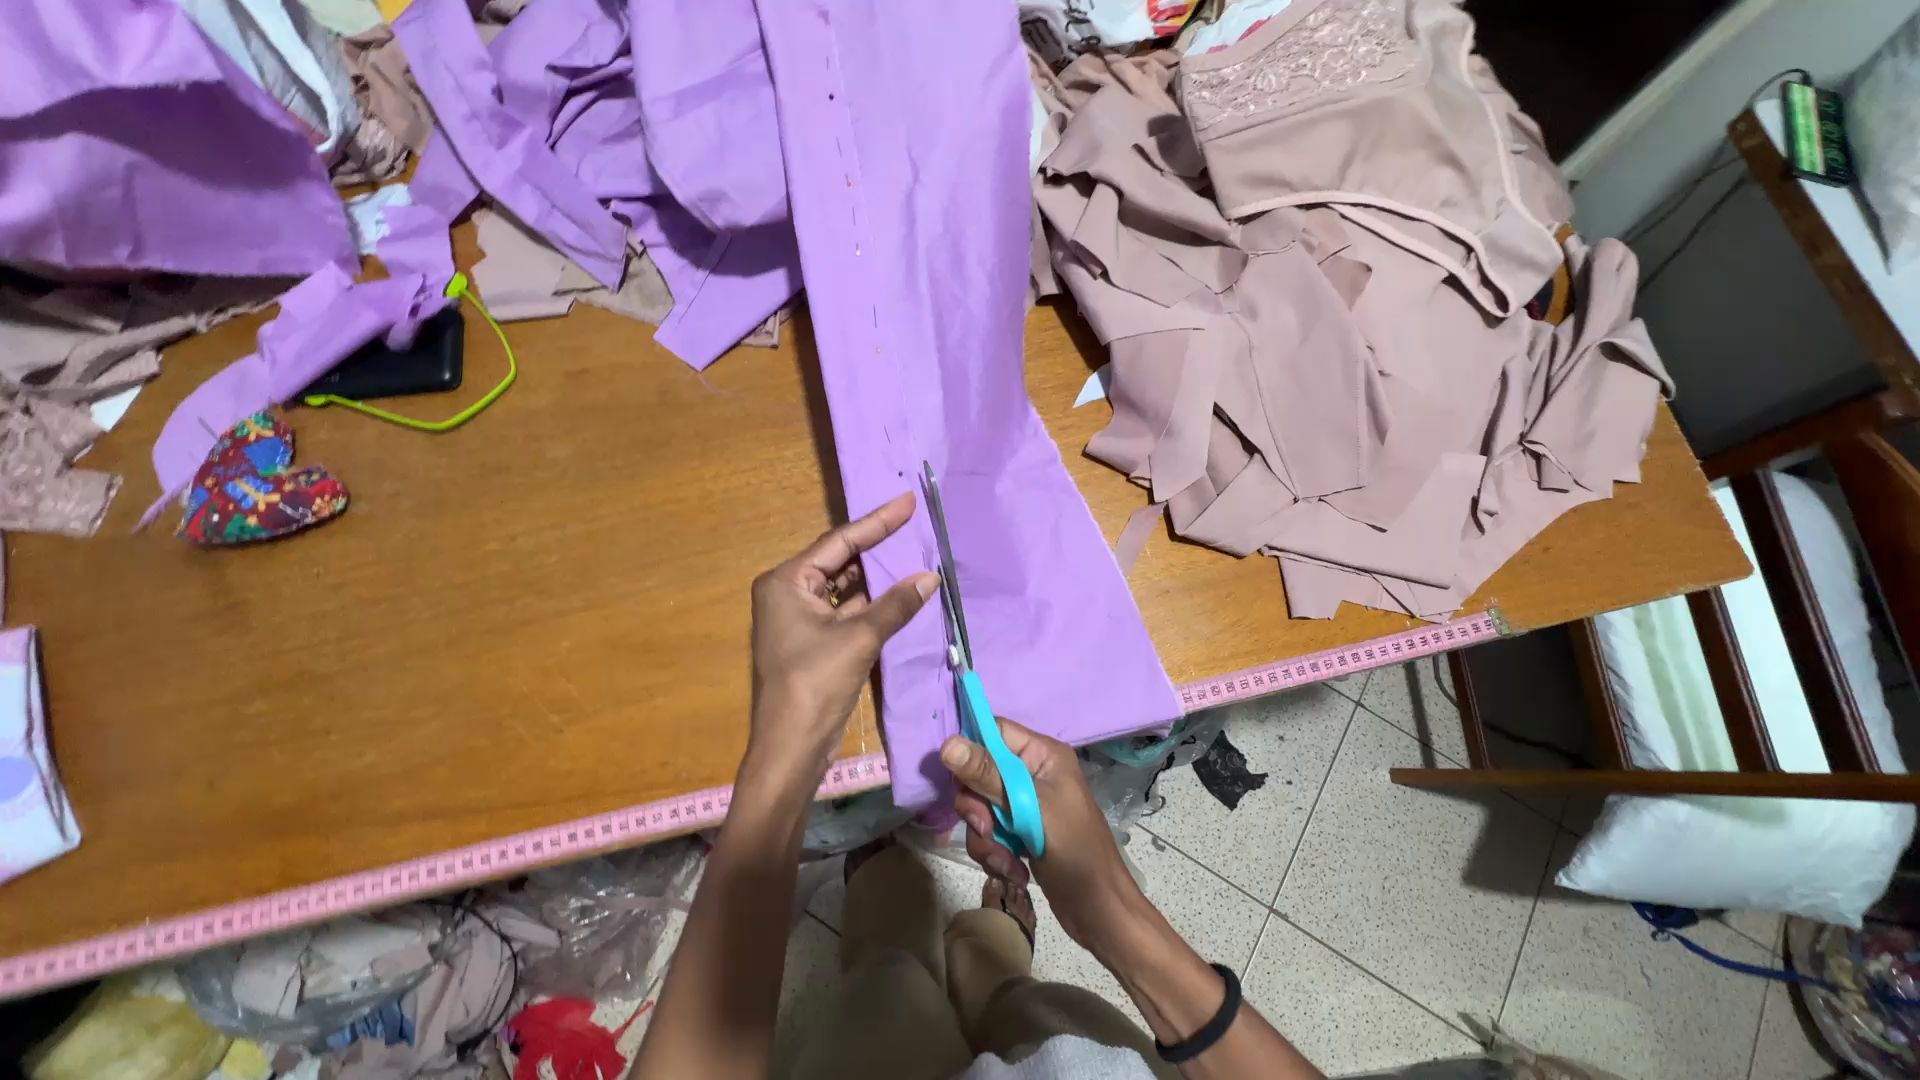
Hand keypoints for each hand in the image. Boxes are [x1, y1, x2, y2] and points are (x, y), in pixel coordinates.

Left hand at [748, 492, 939, 787]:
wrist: (791, 747)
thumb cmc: (815, 684)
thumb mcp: (859, 638)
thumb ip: (896, 604)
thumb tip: (930, 576)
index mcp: (786, 581)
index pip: (839, 541)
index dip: (877, 521)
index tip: (908, 501)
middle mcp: (787, 593)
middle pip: (839, 560)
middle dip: (877, 547)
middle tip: (914, 525)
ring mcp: (798, 620)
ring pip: (844, 587)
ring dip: (876, 577)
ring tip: (913, 554)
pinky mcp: (813, 643)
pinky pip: (846, 611)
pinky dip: (872, 604)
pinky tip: (900, 595)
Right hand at [942, 719, 1146, 960]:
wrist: (1099, 911)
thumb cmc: (1075, 851)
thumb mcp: (1030, 809)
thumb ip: (988, 776)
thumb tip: (947, 744)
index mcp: (1042, 754)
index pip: (993, 731)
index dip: (970, 752)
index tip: (959, 780)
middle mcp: (1031, 773)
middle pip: (978, 773)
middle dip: (976, 807)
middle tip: (988, 828)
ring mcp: (1024, 805)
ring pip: (979, 808)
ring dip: (986, 838)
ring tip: (1006, 860)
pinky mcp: (1019, 833)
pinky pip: (988, 833)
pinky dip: (994, 854)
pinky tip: (1014, 871)